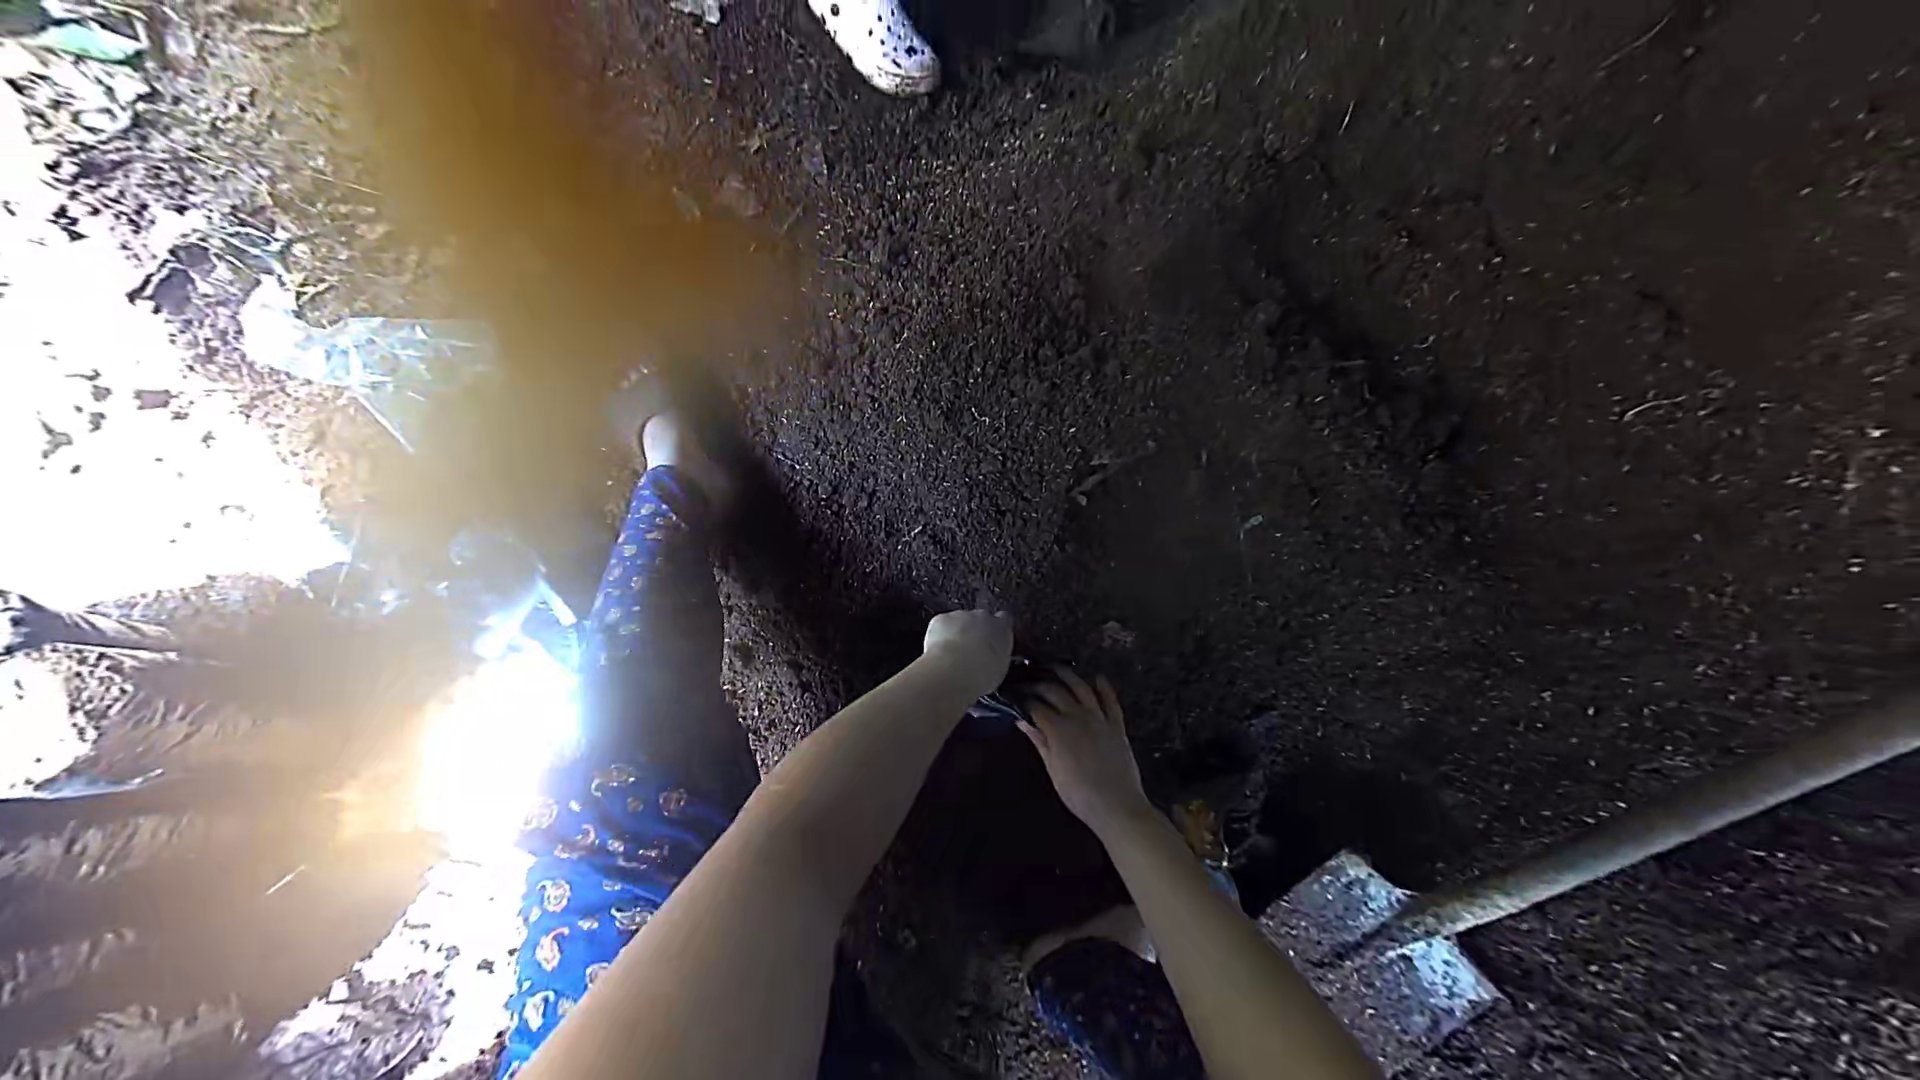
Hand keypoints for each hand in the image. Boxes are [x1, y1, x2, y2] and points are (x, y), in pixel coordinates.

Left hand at [922, 609, 1013, 695]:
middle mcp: (983, 617)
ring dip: (956, 633)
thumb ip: (997, 657)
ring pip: (958, 621)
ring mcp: (961, 615)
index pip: (1004, 620)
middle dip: (975, 630)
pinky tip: (938, 651)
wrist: (955, 670)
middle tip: (969, 651)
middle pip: (980, 618)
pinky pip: (941, 624)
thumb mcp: (999, 670)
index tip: (992, 639)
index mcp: (1002, 629)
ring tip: (951, 655)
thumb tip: (991, 659)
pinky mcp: (942, 619)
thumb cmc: (982, 674)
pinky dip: (939, 634)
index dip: (996, 629)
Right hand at [1020, 667, 1153, 836]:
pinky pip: (1110, 700)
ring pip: (1082, 688)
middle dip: (1040, 684)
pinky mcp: (1117, 724)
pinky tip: (1097, 677)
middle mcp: (1078, 716)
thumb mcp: (1053, 769)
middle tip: (1030, 682)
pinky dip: (1104, 686)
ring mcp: (1099, 718)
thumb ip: (1039, 741)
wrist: (1116, 806)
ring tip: (1056, 668)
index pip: (1037, 706)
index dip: (1025, 699)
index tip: (1017, 696)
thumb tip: (1023, 721)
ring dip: (1068, 675)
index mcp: (1058, 729)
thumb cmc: (1078, 794)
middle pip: (1056, 691)